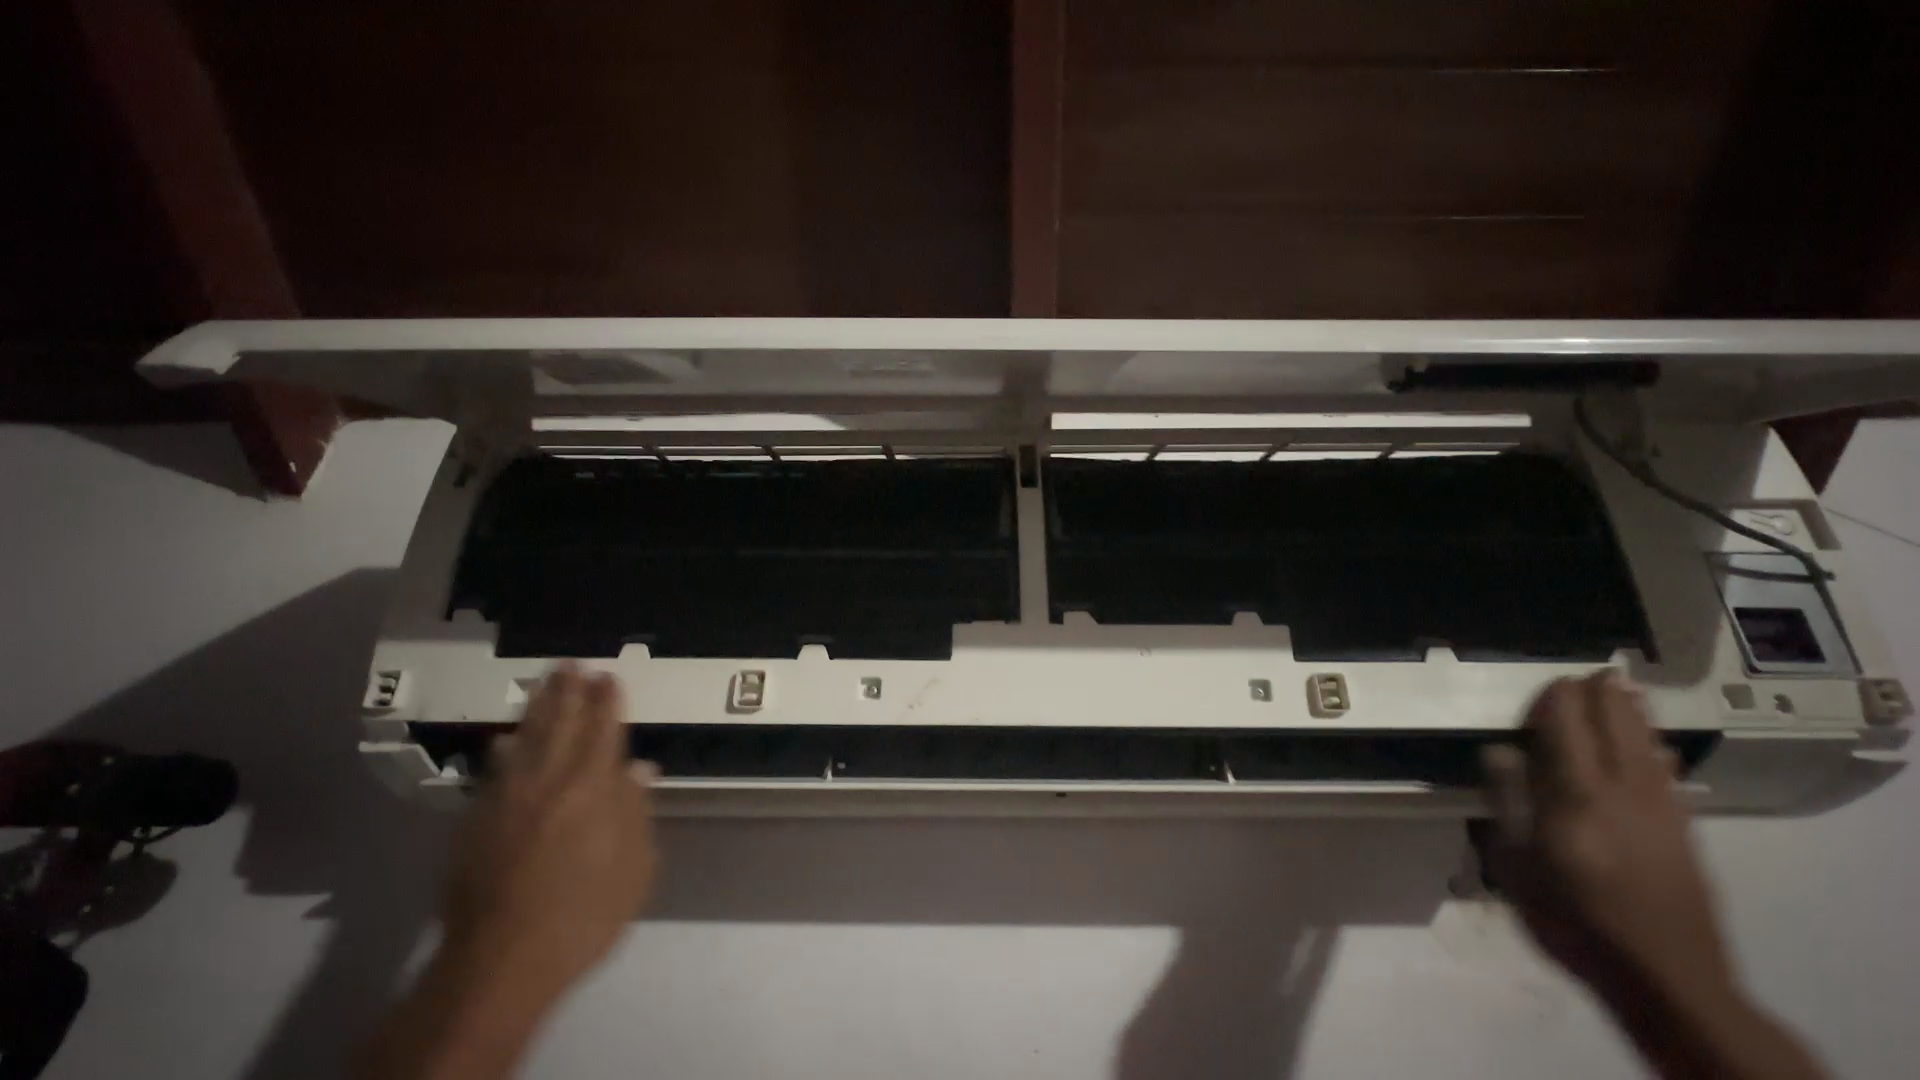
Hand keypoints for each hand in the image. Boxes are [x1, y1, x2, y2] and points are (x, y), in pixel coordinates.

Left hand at [441, 664, 657, 996]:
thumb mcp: (633, 870)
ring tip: (544, 683)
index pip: (603, 733)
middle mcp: (549, 783)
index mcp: (593, 791)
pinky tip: (505, 740)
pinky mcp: (476, 822)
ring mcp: (507, 800)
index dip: (607, 703)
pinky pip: (494, 772)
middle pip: (561, 726)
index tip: (609, 677)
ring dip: (537, 710)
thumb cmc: (584, 917)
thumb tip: (638, 770)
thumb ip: (635, 815)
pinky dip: (503, 751)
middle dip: (570, 693)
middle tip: (572, 664)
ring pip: (525, 741)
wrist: (502, 960)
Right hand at [1482, 671, 1733, 1007]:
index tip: (1543, 685)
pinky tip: (1658, 746)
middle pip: (1612, 724)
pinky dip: (1658, 748)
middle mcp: (1622, 789)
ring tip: (1623, 685)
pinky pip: (1668, 773)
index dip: (1553, 699)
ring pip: (1645, 743)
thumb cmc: (1575, 920)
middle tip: (1589, 673)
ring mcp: (1659, 808)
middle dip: (1599, 695)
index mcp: (1575, 793)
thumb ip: (1507, 802)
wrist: (1667, 976)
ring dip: (1632, 711)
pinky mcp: (1683, 830)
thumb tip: (1499, 751)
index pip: (1564, 725)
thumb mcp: (1517, 867)